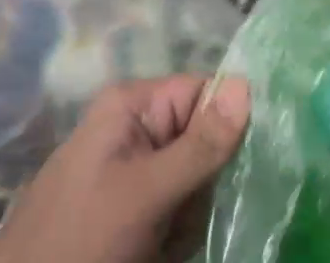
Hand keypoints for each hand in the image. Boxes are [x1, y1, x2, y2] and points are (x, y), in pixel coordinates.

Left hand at [0, 75, 250, 262]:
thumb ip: (201, 144)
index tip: (227, 167)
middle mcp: (135, 126)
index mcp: (134, 104)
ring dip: (189, 215)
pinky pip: (176, 206)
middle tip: (179, 212)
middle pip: (205, 139)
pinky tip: (153, 248)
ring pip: (196, 179)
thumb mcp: (146, 192)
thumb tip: (249, 83)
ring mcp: (132, 166)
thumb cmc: (81, 240)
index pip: (208, 92)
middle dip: (202, 183)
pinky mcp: (130, 201)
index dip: (225, 129)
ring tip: (159, 238)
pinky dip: (173, 232)